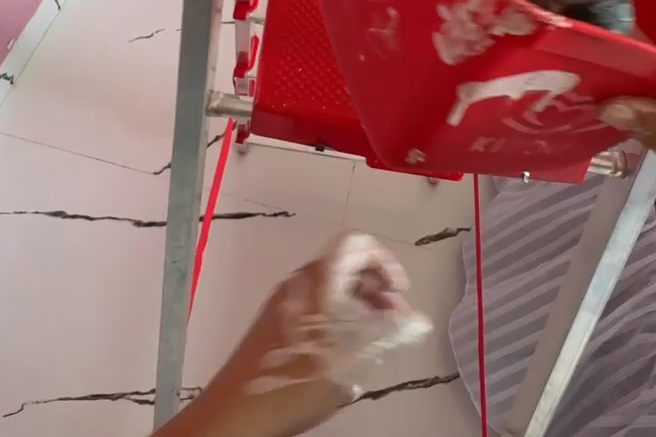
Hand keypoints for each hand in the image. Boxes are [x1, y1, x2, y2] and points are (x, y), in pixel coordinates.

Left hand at [171, 233, 430, 436]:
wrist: (236, 411)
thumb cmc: (294, 381)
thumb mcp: (349, 361)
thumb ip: (388, 335)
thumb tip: (420, 320)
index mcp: (318, 278)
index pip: (356, 243)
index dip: (385, 260)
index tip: (401, 290)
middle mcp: (300, 280)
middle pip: (345, 263)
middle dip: (376, 284)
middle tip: (396, 314)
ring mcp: (285, 299)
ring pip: (331, 285)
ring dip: (359, 302)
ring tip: (377, 334)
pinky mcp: (276, 321)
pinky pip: (316, 302)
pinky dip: (339, 314)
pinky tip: (347, 349)